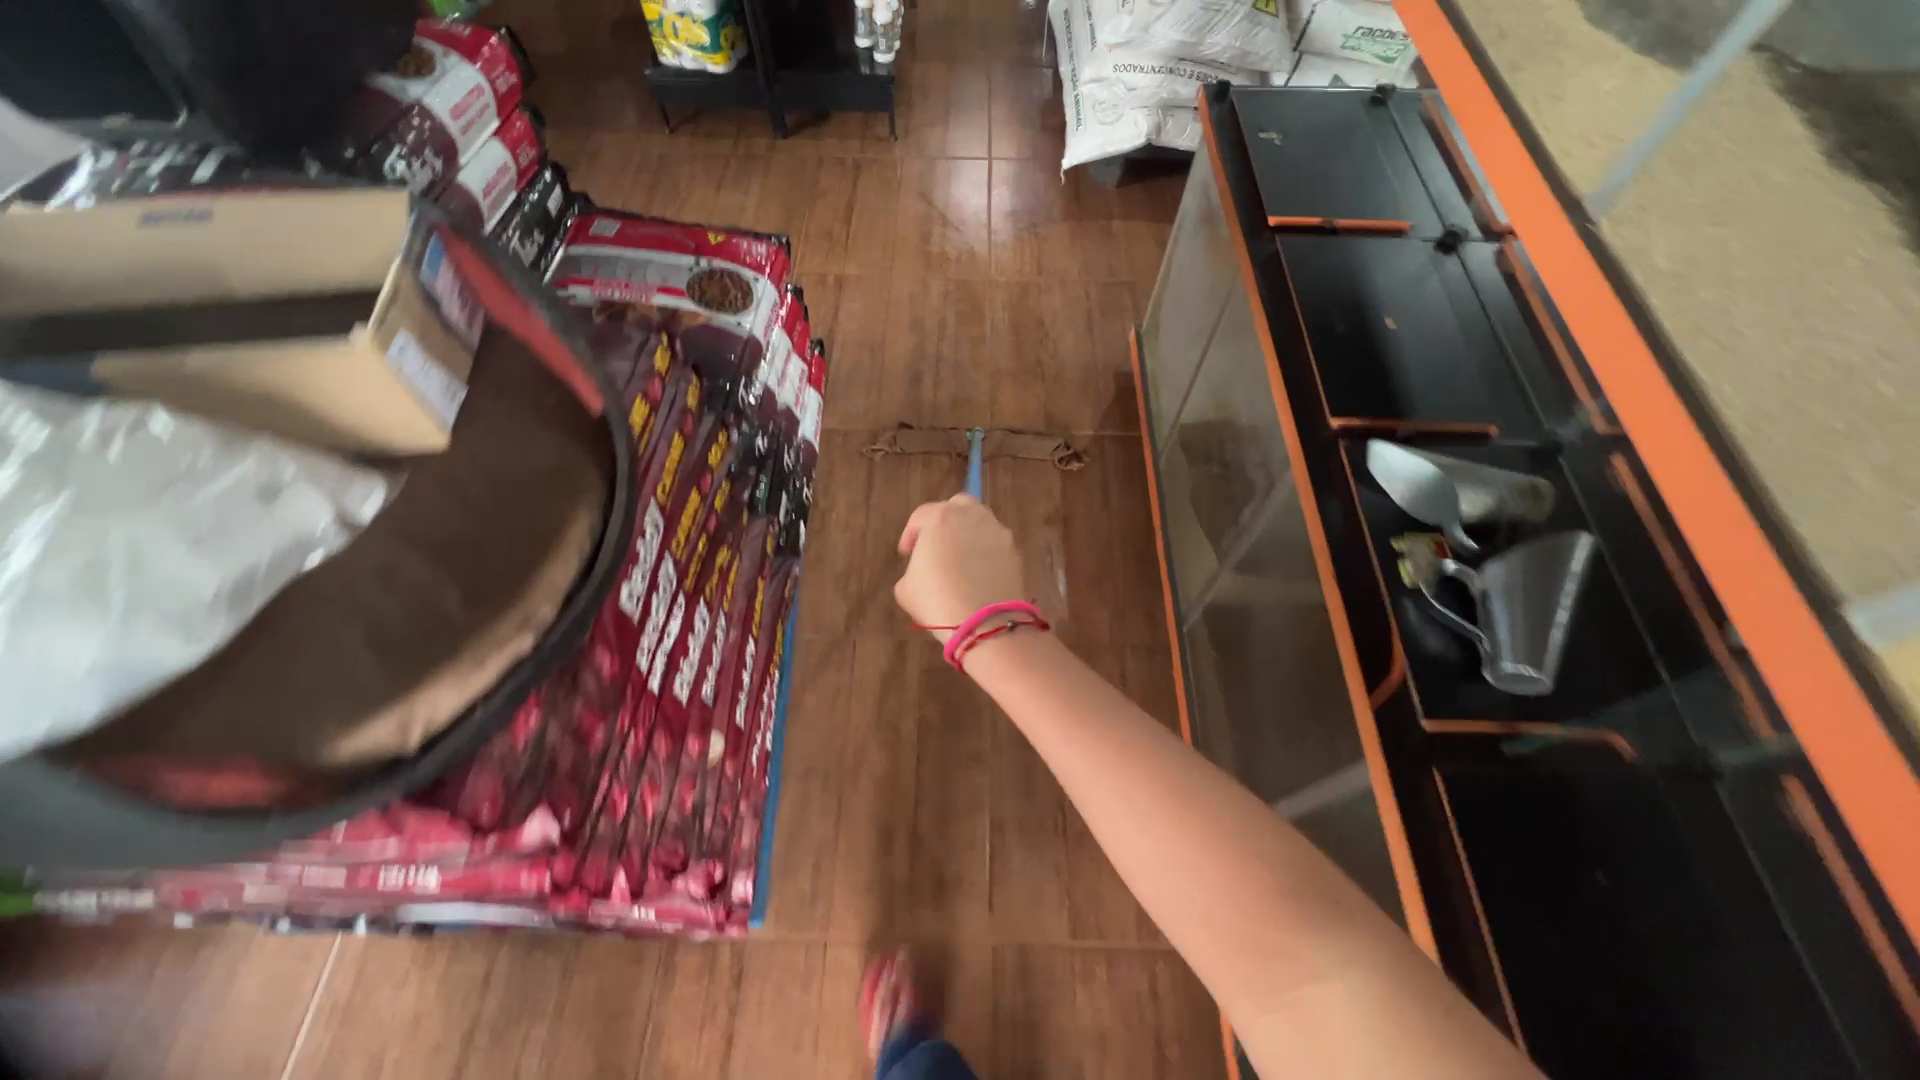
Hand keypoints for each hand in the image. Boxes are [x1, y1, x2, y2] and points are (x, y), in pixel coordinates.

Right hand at [894, 495, 1026, 642]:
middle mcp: (971, 516)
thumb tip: (925, 570)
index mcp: (940, 517)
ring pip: (981, 522)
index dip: (910, 534)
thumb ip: (913, 568)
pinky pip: (996, 545)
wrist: (984, 622)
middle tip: (937, 544)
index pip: (920, 516)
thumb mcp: (906, 588)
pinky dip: (986, 553)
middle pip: (957, 506)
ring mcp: (997, 532)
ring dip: (969, 534)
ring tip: (961, 559)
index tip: (907, 553)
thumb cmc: (937, 600)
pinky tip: (979, 574)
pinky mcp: (1014, 551)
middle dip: (946, 521)